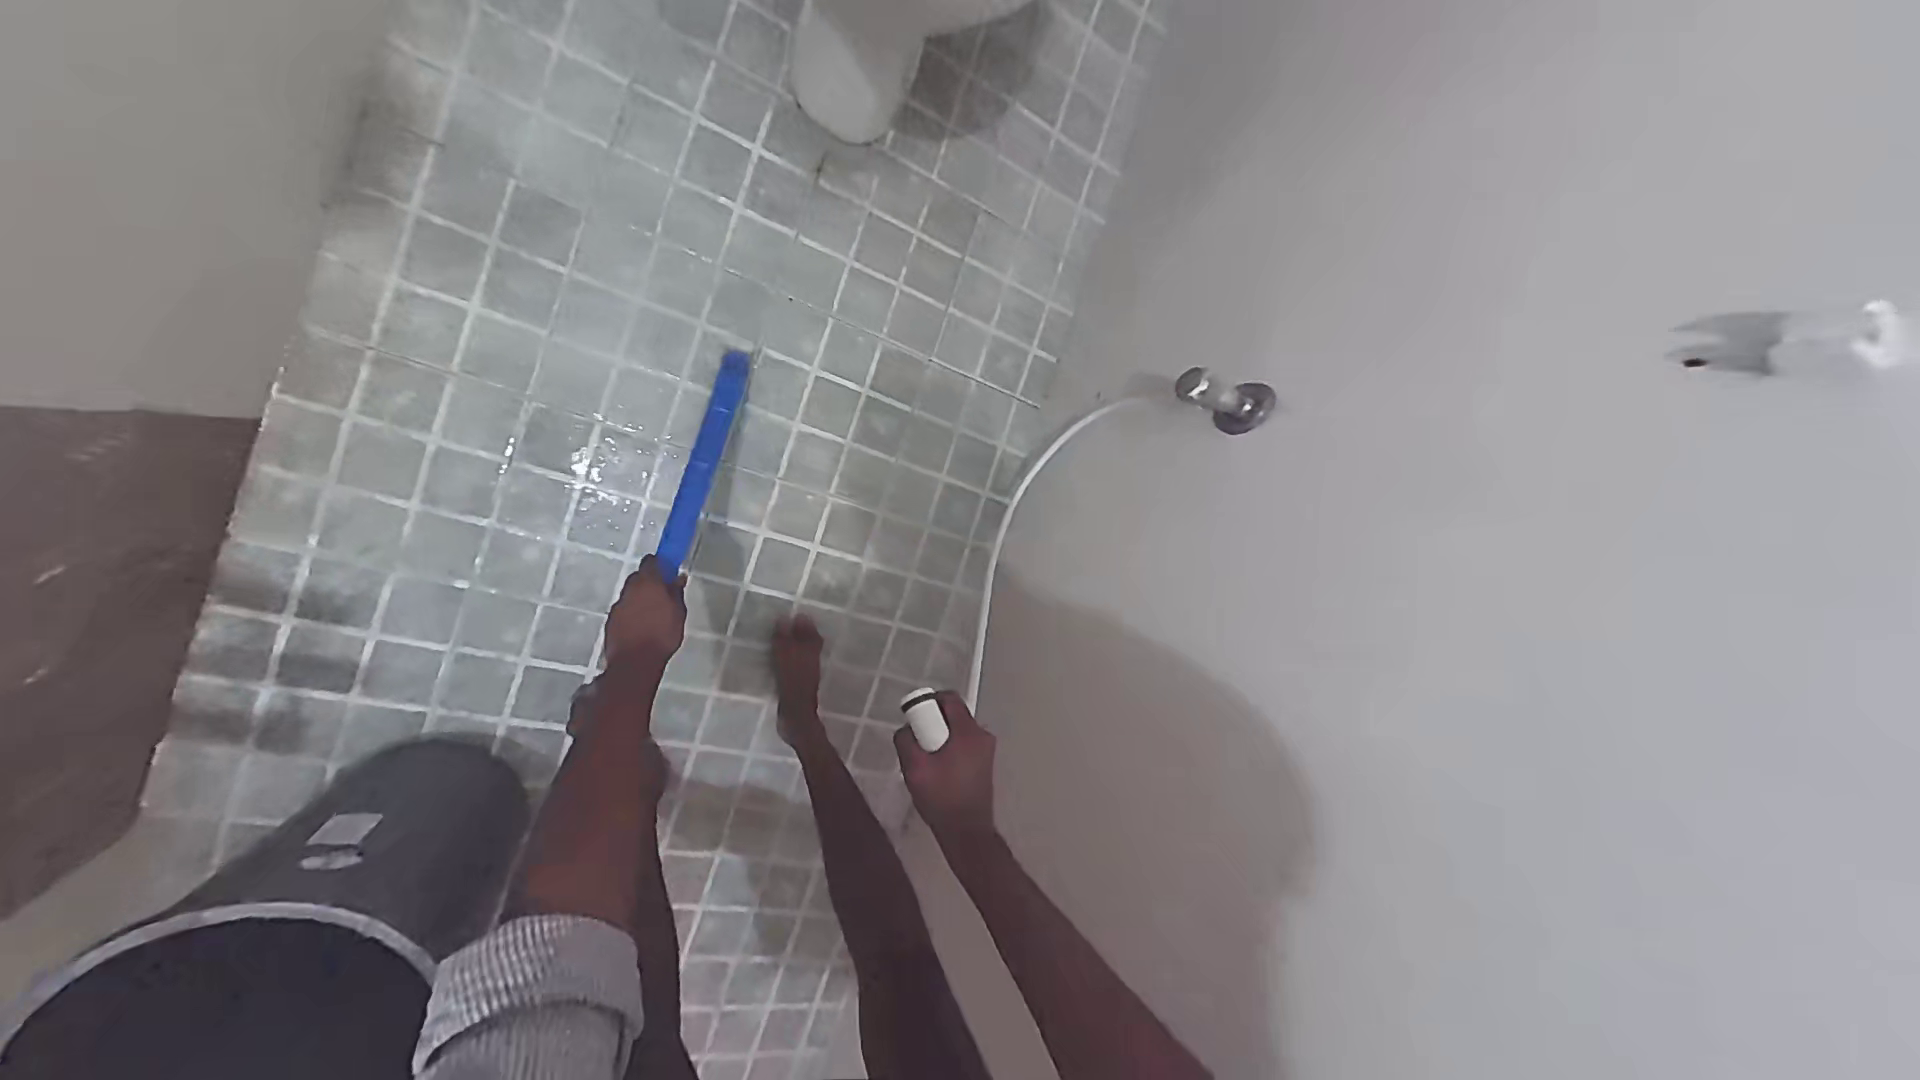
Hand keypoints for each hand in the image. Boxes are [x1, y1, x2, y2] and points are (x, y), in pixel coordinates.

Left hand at [604, 555, 685, 668]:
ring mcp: (618, 605)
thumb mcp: (678, 612)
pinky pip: (624, 608)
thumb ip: (676, 593)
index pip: (651, 561)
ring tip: (654, 612)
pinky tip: (642, 624)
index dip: (660, 563)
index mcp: (648, 583)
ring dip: (640, 596)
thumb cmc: (663, 635)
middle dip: (650, 580)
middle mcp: (630, 589)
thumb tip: (678, 578)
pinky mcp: (611, 620)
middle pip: (638, 576)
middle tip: (663, 592)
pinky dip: (632, 611)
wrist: (635, 661)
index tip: (668, 570)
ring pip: (630, 593)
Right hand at [894, 692, 996, 840]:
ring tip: (926, 760)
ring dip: (941, 737)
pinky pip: (964, 744)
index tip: (914, 717)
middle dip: (933, 722)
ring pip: (958, 730)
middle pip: (954, 714)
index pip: (949, 698)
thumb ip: (906, 740)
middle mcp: (982, 735)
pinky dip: (950, 749)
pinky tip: (939, 770)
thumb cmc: (941, 798)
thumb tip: (907, 729)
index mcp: (968, 731)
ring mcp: (987, 750)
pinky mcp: (986, 763)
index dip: (928, 702)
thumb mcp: (913, 767)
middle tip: (918, 741)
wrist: (966, 831)